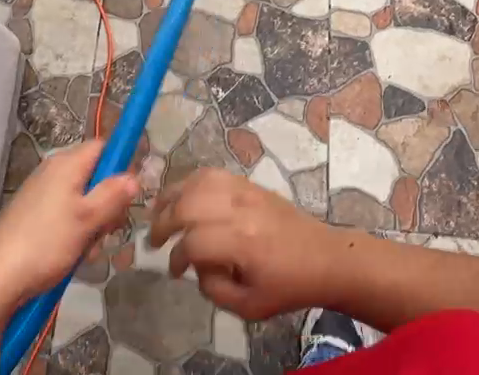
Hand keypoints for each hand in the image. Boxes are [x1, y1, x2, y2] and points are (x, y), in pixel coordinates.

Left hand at [0, 140, 138, 307]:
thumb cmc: (46, 242)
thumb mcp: (87, 218)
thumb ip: (113, 194)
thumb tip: (134, 176)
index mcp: (67, 164)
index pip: (104, 146)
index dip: (122, 163)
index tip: (131, 192)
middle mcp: (54, 172)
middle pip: (95, 175)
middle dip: (108, 202)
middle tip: (109, 228)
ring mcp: (42, 194)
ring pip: (83, 200)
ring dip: (94, 223)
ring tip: (88, 249)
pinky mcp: (34, 216)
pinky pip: (67, 216)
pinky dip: (76, 233)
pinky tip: (74, 256)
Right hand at [147, 169, 342, 319]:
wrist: (324, 257)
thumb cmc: (288, 285)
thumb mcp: (250, 306)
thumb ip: (214, 290)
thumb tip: (195, 267)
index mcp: (242, 243)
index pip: (193, 243)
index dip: (176, 259)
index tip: (176, 272)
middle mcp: (239, 210)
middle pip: (187, 204)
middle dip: (163, 222)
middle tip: (154, 241)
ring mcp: (244, 191)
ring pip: (197, 181)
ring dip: (172, 195)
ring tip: (159, 212)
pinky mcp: (248, 183)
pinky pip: (212, 172)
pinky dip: (191, 181)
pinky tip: (183, 196)